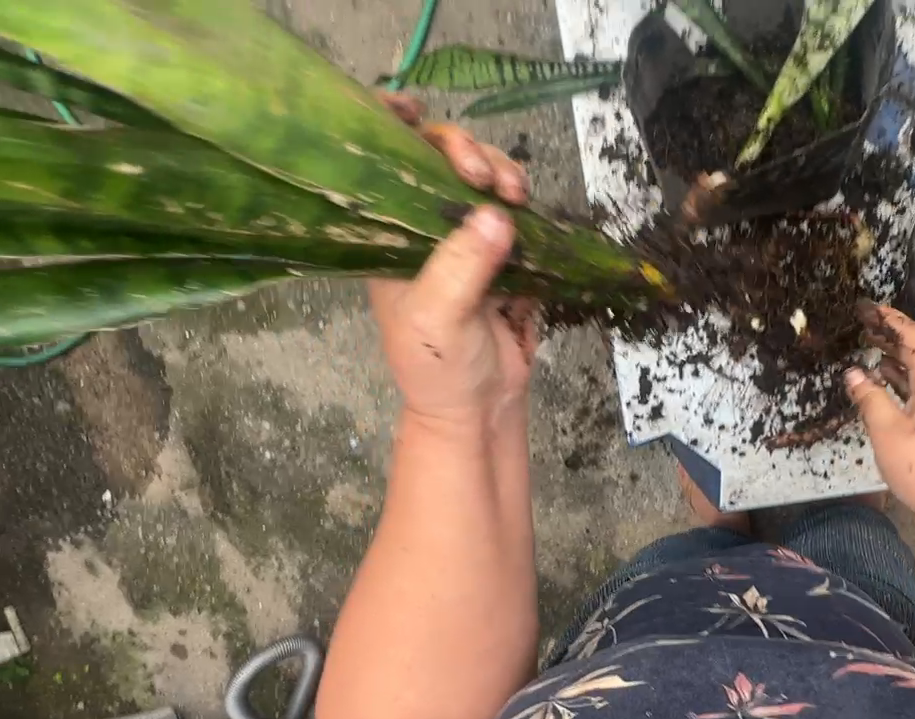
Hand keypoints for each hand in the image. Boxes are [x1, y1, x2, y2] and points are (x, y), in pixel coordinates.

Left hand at [367, 95, 540, 426]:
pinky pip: (519, 219)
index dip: (392, 128)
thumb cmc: (439, 370)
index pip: (382, 166)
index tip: (415, 111)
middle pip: (442, 163)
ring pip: (485, 186)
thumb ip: (462, 267)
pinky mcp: (507, 261)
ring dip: (504, 178)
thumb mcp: (437, 320)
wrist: (482, 411)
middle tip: (489, 179)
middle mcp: (427, 232)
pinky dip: (528, 210)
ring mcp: (469, 244)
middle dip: (468, 155)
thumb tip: (497, 215)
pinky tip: (532, 212)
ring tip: (518, 196)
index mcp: (391, 239)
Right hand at [843, 300, 914, 538]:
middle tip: (867, 325)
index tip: (869, 309)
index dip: (891, 320)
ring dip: (901, 353)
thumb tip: (853, 373)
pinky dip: (909, 373)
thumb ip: (869, 398)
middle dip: (896, 333)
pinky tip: (889, 377)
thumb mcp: (887, 433)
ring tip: (872, 347)